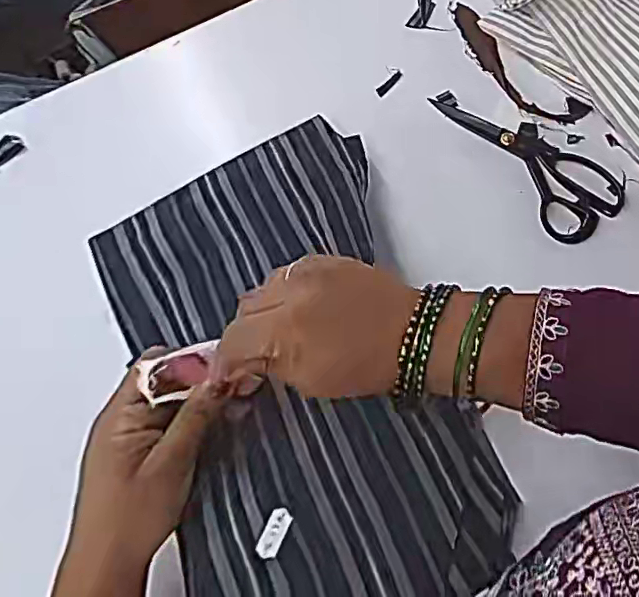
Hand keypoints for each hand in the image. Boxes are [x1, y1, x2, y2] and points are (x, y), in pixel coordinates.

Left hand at [53, 357, 225, 596]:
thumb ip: (198, 412)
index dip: (193, 358)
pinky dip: (198, 418)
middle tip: (234, 385)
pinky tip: (217, 427)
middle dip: (204, 379)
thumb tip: (220, 374)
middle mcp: (121, 422)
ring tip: (231, 407)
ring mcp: (131, 437)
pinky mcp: (142, 452)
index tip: (225, 365)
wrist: (107, 569)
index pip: (156, 362)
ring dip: (204, 400)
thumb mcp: (173, 460)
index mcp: (118, 416)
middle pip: (168, 377)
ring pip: (175, 398)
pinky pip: (174, 419)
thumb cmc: (124, 524)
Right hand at [213, 255, 419, 399]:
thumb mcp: (308, 379)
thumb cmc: (364, 366)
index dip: (226, 362)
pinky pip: (292, 271)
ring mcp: (313, 269)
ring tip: (279, 328)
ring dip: (264, 308)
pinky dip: (287, 288)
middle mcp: (293, 290)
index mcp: (285, 325)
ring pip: (265, 286)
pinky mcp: (331, 259)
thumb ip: (268, 366)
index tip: (230, 376)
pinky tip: (299, 305)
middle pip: (245, 308)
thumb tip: (240, 364)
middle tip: (256, 354)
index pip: (232, 338)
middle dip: (244, 333)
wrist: (412, 332)